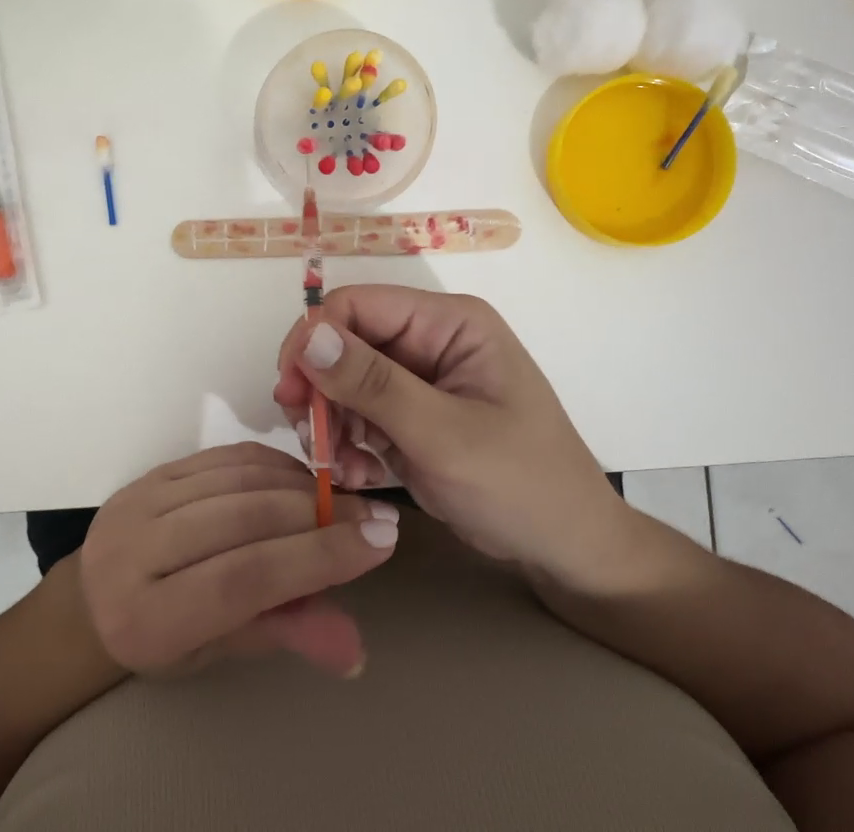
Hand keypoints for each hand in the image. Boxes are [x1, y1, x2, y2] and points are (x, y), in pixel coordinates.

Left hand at [78, 442, 399, 677]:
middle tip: (373, 517)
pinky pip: (220, 457)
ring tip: (343, 498)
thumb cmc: (160, 641)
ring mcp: (137, 504)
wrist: (89, 603)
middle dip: (319, 515)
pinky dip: (270, 463)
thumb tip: (358, 651)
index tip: (378, 541)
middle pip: (242, 520)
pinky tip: (300, 478)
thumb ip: (284, 635)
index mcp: (150, 618)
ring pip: (234, 481)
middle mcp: (135, 553)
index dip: (316, 558)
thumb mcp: (219, 651)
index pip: (244, 579)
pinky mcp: (148, 474)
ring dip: (300, 484)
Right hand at [273, 286, 624, 569]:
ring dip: (329, 425)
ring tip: (340, 468)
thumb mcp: (444, 435)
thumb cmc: (521, 484)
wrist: (564, 548)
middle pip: (342, 344)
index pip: (356, 306)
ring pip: (340, 383)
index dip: (313, 341)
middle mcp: (429, 341)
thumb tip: (309, 336)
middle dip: (318, 392)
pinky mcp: (408, 418)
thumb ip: (373, 384)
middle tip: (310, 441)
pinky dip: (346, 446)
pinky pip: (355, 417)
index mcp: (449, 324)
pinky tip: (357, 477)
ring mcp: (418, 381)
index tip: (289, 395)